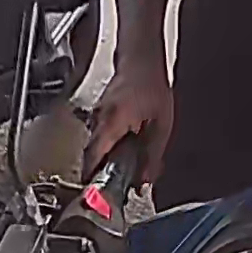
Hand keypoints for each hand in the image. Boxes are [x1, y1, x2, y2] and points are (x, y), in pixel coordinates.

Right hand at [84, 58, 174, 185]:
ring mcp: (97, 117)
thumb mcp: (160, 126)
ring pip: (94, 149)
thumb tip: (144, 183)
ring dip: (103, 164)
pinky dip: (106, 152)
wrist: (141, 55)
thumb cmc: (151, 84)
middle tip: (108, 194)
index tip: (94, 197)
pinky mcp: (101, 115)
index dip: (91, 179)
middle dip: (98, 177)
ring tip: (116, 177)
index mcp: (112, 123)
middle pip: (91, 157)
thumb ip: (152, 157)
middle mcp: (100, 121)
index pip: (93, 157)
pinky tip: (120, 157)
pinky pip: (99, 140)